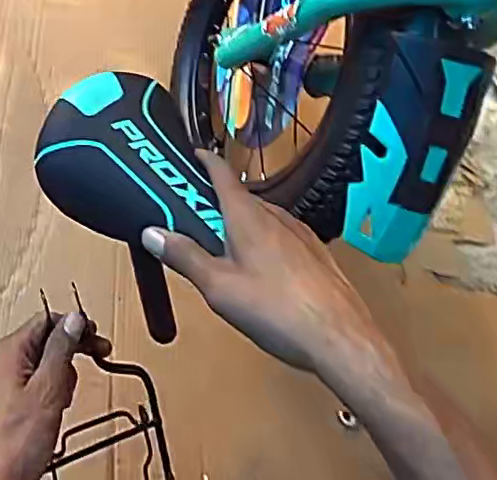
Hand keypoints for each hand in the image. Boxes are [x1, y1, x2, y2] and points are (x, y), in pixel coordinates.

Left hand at [0, 311, 110, 479]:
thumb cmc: (17, 438)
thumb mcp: (47, 389)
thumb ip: (61, 350)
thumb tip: (74, 318)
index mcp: (13, 347)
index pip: (48, 319)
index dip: (74, 325)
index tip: (97, 337)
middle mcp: (10, 357)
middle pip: (49, 338)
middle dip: (73, 349)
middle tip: (100, 354)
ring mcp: (12, 378)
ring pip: (49, 361)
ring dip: (65, 374)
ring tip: (65, 396)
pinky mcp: (17, 398)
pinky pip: (44, 381)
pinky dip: (57, 390)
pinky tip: (59, 406)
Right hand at [144, 151, 496, 479]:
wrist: (344, 343)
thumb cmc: (278, 311)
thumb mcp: (218, 288)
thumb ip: (184, 256)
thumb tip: (152, 233)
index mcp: (247, 214)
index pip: (222, 172)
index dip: (205, 159)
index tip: (194, 153)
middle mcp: (276, 215)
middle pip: (239, 197)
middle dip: (216, 203)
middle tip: (194, 220)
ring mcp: (300, 234)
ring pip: (262, 217)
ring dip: (240, 224)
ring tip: (225, 253)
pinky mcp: (317, 256)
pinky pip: (282, 237)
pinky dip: (265, 242)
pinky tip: (263, 274)